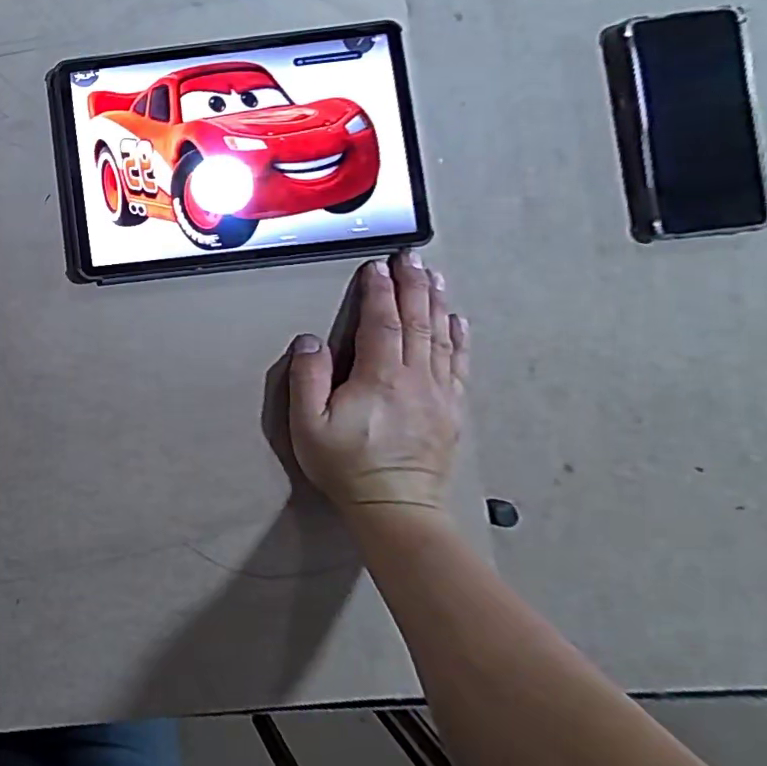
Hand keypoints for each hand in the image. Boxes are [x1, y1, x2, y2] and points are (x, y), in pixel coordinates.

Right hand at [283, 251, 467, 517]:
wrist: (395, 507)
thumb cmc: (345, 466)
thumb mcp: (308, 425)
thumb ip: (307, 378)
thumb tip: (311, 341)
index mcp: (380, 378)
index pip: (382, 323)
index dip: (378, 292)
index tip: (375, 267)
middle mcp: (416, 379)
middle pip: (418, 322)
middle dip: (413, 286)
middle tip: (411, 258)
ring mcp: (439, 393)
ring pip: (442, 337)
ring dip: (437, 303)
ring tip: (434, 277)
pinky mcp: (451, 409)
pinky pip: (459, 363)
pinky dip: (459, 337)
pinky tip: (457, 321)